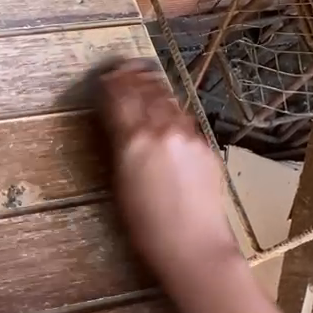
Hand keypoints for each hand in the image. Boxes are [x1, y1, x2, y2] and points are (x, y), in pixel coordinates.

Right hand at [96, 60, 240, 286]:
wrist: (194, 246)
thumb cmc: (146, 225)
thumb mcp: (120, 182)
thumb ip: (119, 146)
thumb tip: (117, 124)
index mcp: (133, 140)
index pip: (120, 97)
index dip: (112, 83)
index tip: (106, 75)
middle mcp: (161, 130)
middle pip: (145, 91)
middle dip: (133, 77)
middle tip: (125, 67)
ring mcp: (187, 136)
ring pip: (168, 100)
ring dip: (154, 87)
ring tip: (146, 78)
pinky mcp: (205, 146)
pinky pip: (185, 118)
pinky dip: (171, 108)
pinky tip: (168, 110)